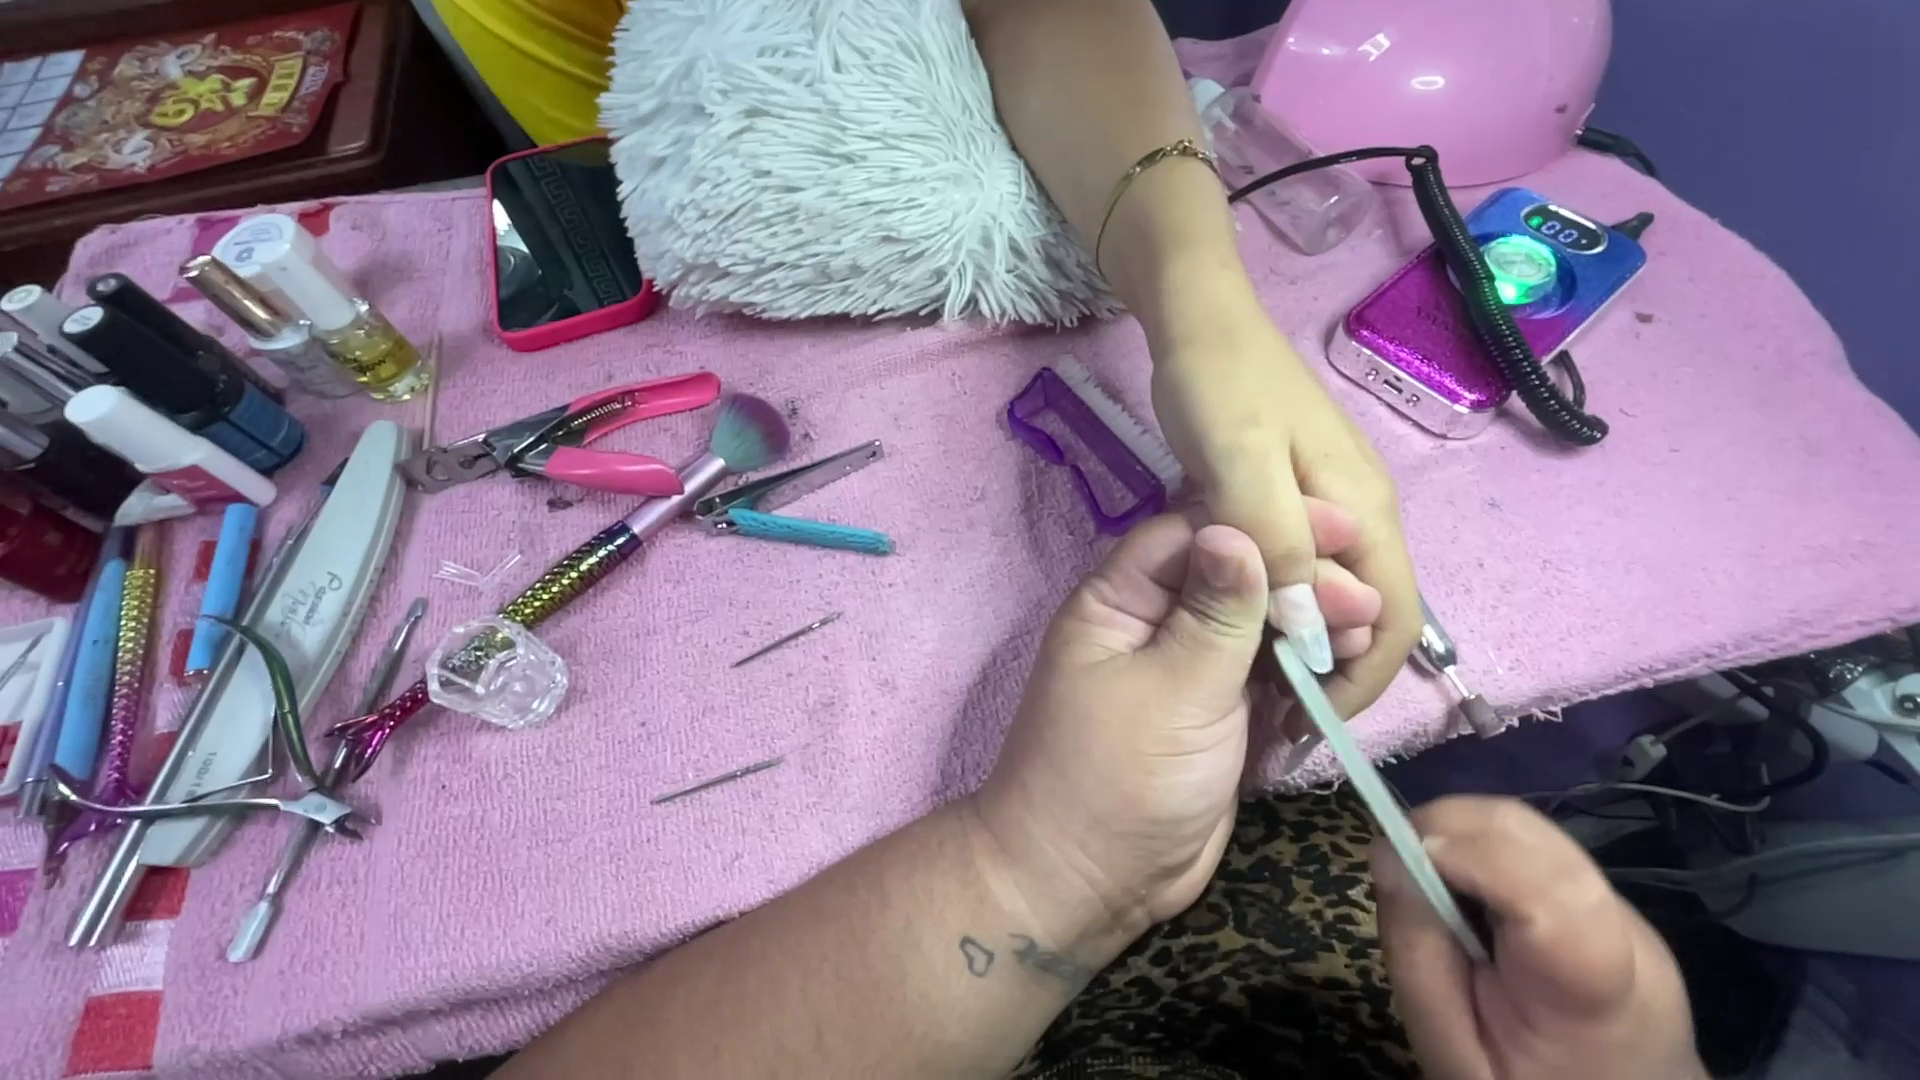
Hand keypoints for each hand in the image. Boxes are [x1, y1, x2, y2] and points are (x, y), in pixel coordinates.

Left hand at [972, 512, 1377, 943]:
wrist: (1093, 881)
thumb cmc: (1117, 779)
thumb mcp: (1171, 690)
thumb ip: (1214, 615)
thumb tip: (1237, 529)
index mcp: (1117, 599)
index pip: (1189, 532)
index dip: (1257, 522)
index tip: (1332, 526)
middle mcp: (1151, 620)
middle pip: (1230, 574)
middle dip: (1295, 578)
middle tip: (1363, 597)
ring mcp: (1186, 664)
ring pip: (1253, 620)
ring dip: (1309, 620)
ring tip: (1367, 627)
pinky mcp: (1215, 705)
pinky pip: (1263, 666)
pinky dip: (1303, 661)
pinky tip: (1346, 658)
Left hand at [1149, 291, 1419, 722]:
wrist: (1199, 324)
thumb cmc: (1218, 392)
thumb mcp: (1240, 466)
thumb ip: (1277, 542)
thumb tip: (1312, 627)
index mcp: (1363, 513)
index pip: (1390, 620)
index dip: (1354, 679)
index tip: (1301, 721)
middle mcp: (1358, 516)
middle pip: (1364, 616)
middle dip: (1328, 671)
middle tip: (1271, 715)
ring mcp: (1322, 508)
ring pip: (1327, 598)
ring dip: (1299, 646)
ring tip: (1252, 688)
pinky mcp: (1287, 503)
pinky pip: (1294, 573)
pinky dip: (1274, 611)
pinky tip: (1238, 631)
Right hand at [1374, 797, 1705, 1079]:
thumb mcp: (1450, 1046)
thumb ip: (1418, 952)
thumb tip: (1385, 851)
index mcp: (1590, 984)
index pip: (1543, 887)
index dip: (1465, 852)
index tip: (1398, 859)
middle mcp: (1621, 927)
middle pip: (1530, 834)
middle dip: (1446, 828)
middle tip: (1399, 868)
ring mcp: (1621, 908)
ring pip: (1527, 827)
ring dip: (1459, 832)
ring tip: (1429, 880)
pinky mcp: (1606, 900)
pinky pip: (1533, 845)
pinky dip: (1480, 846)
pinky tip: (1465, 891)